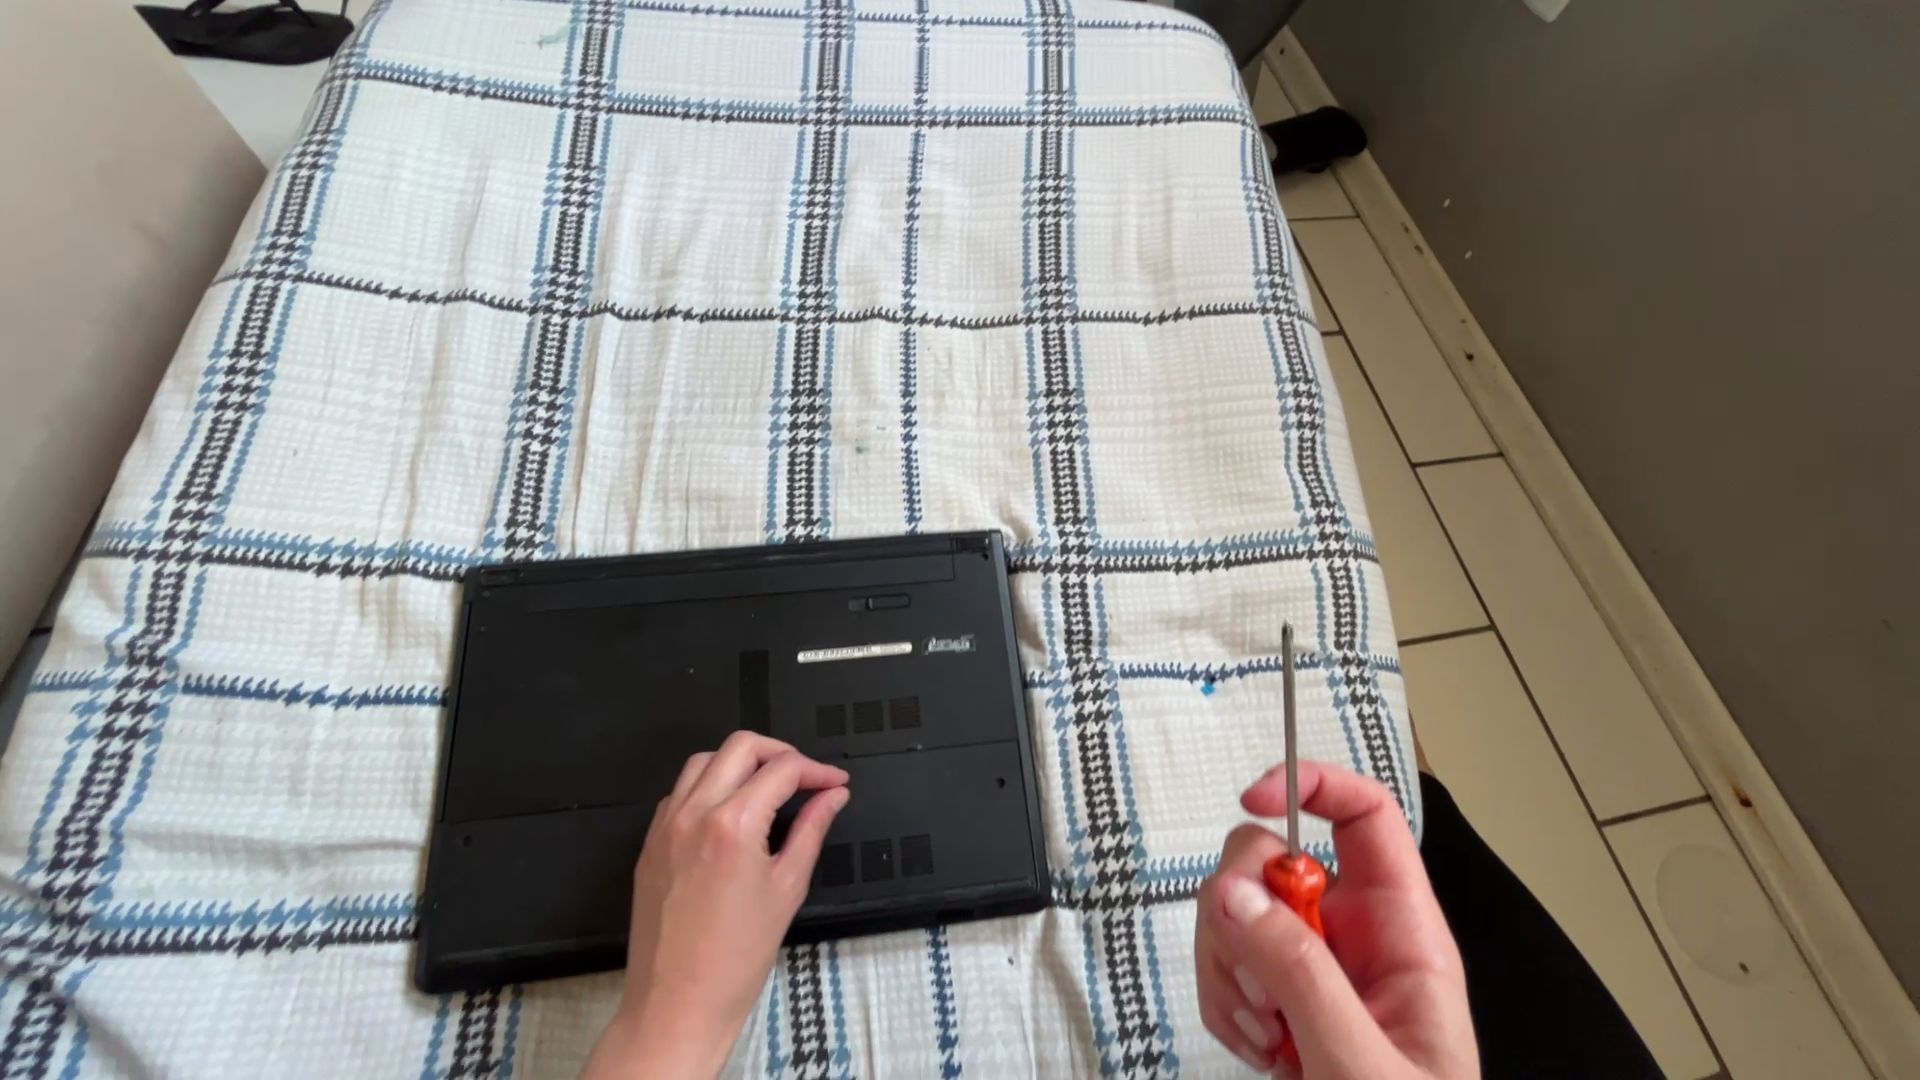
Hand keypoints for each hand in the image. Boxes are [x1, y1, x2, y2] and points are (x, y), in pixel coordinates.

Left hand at [582, 732, 850, 1079]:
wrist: (677, 1005)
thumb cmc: (738, 955)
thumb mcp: (788, 886)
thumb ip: (812, 828)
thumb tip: (833, 796)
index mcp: (733, 823)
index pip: (783, 769)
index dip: (817, 771)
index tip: (834, 784)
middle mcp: (695, 812)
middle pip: (742, 745)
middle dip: (781, 752)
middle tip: (805, 777)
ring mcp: (666, 824)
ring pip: (705, 759)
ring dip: (741, 762)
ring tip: (768, 787)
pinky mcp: (651, 841)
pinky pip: (680, 790)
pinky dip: (709, 784)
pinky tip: (730, 809)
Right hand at [1195, 760, 1476, 1078]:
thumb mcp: (1364, 1067)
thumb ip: (1301, 976)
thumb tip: (1229, 890)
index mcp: (1399, 929)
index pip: (1363, 814)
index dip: (1311, 784)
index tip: (1253, 801)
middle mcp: (1347, 929)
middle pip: (1269, 855)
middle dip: (1242, 907)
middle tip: (1259, 985)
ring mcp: (1304, 958)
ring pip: (1231, 905)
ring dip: (1226, 966)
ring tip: (1266, 1038)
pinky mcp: (1270, 989)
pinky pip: (1218, 954)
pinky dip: (1219, 996)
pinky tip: (1256, 1047)